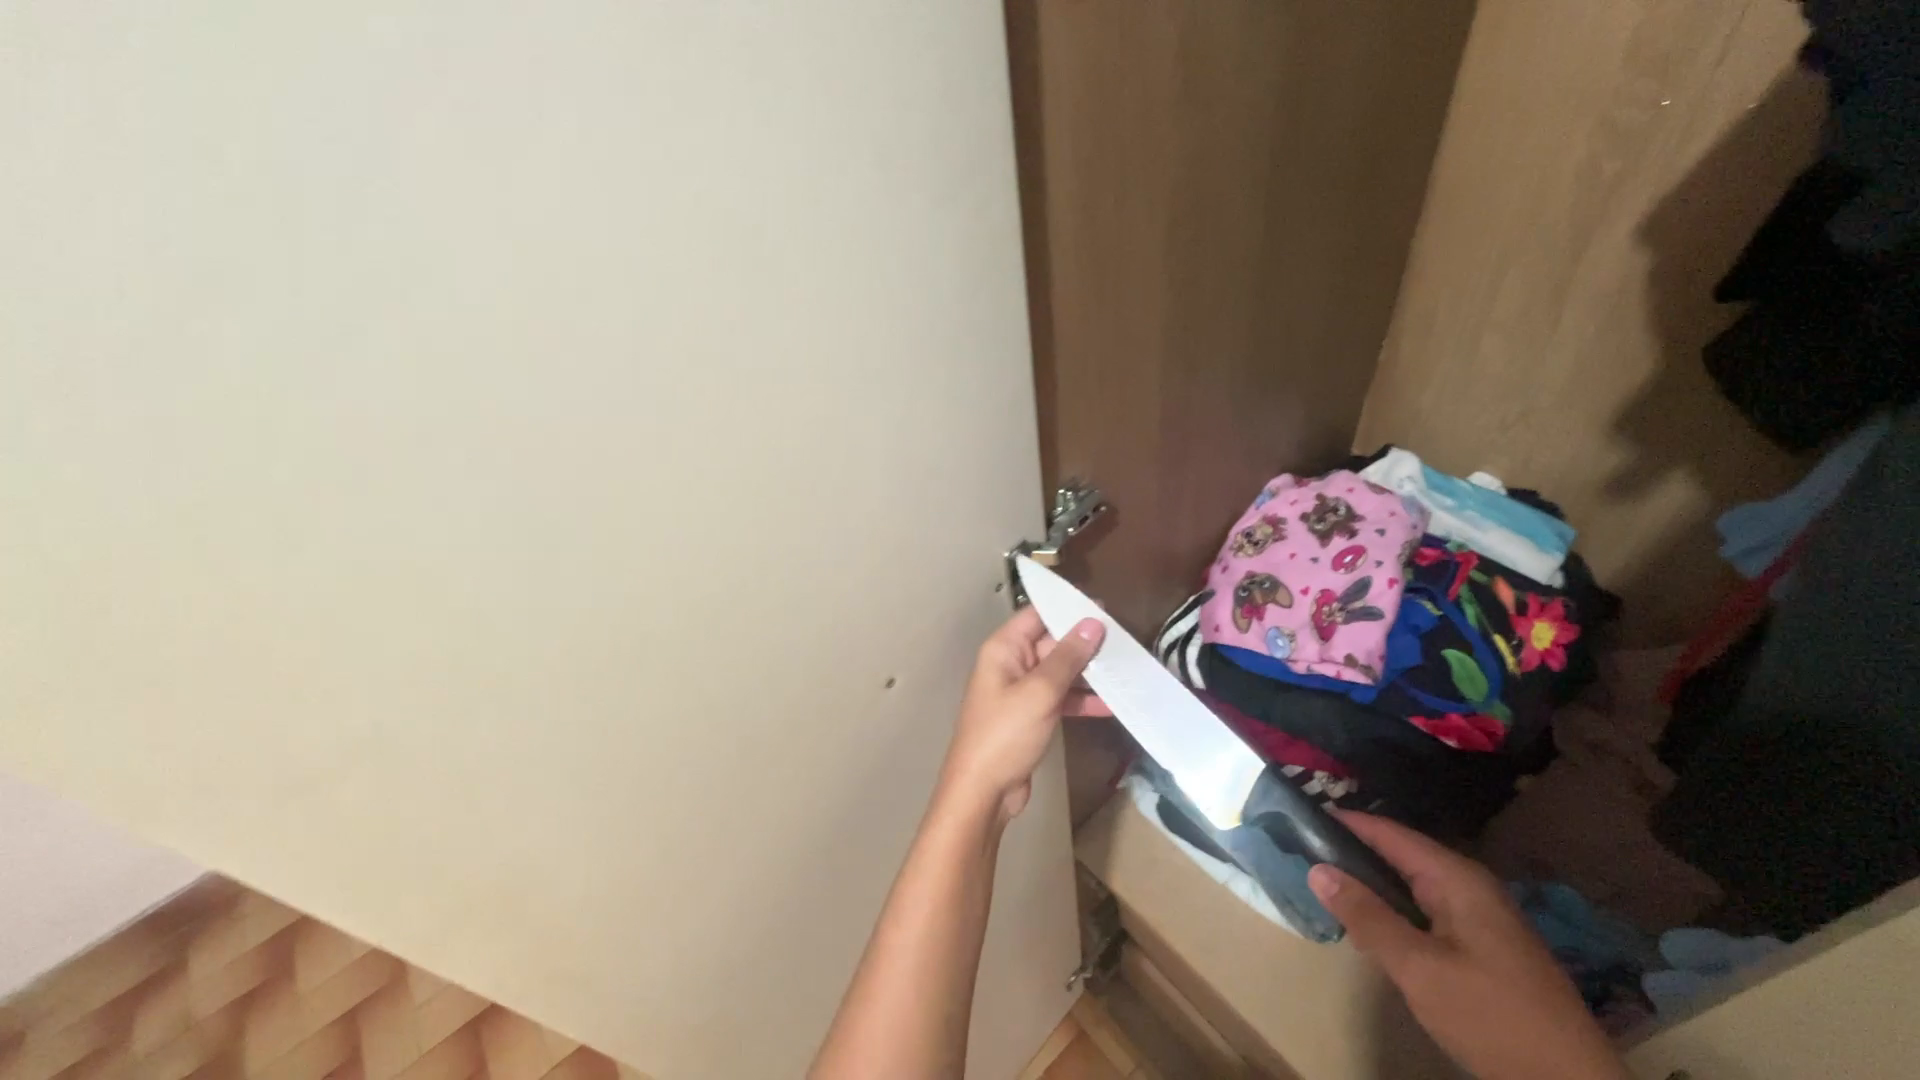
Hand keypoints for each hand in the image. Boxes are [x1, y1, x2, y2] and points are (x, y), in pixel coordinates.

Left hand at [938, 607, 1107, 821]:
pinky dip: (1082, 700)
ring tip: (1127, 670)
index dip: (1068, 607)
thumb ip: (1068, 657)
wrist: (983, 792)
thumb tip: (1093, 623)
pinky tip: (1112, 705)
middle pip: (1052, 642)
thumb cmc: (1005, 734)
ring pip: (1060, 672)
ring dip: (1089, 673)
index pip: (1037, 614)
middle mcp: (1011, 664)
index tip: (1104, 606)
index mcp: (1004, 649)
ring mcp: (1021, 692)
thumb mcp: (1040, 692)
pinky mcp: (1032, 716)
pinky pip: (1061, 698)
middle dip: (1086, 642)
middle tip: (1125, 641)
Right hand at [1308, 813, 1632, 1079]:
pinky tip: (1369, 929)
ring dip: (1370, 886)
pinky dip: (1392, 912)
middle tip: (1301, 854)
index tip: (1298, 817)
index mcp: (1457, 879)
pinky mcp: (1482, 946)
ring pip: (1411, 886)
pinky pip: (1425, 912)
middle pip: (1400, 855)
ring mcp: (1479, 917)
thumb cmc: (1490, 1015)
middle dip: (1353, 853)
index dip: (1345, 823)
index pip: (1390, 833)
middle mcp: (1469, 887)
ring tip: (1324, 888)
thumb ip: (1367, 917)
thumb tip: (1318, 870)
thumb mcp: (1418, 968)